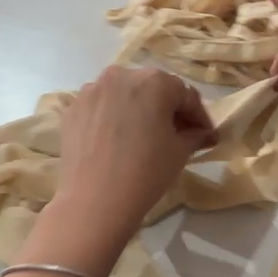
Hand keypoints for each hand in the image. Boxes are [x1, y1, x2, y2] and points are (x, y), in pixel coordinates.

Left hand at [52, 66, 214, 238]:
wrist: (94, 201)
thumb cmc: (146, 173)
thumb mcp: (180, 152)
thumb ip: (195, 134)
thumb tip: (201, 132)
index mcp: (154, 81)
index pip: (185, 95)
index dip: (198, 115)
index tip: (205, 133)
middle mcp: (121, 75)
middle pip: (152, 88)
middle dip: (166, 108)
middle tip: (176, 133)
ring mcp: (92, 90)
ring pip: (123, 95)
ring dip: (137, 110)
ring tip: (142, 135)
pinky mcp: (72, 108)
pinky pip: (100, 107)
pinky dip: (112, 117)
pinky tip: (116, 140)